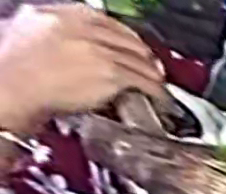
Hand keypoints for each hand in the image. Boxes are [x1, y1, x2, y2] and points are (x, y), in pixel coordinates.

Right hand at [0, 4, 165, 134]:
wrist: (15, 84)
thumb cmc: (19, 65)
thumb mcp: (29, 31)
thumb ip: (58, 30)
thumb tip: (86, 37)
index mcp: (53, 14)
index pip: (102, 18)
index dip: (126, 34)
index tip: (136, 46)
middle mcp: (76, 28)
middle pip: (129, 41)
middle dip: (147, 57)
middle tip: (154, 69)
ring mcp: (96, 50)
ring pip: (143, 63)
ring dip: (156, 77)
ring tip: (158, 86)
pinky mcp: (111, 73)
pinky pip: (148, 83)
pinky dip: (159, 93)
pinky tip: (161, 99)